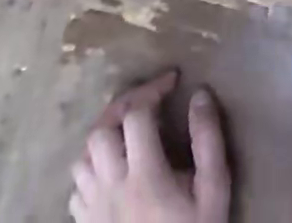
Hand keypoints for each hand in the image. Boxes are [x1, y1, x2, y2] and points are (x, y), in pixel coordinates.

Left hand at [71, 70, 230, 222]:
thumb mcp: (214, 192)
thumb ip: (208, 141)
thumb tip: (199, 94)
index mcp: (143, 175)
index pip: (136, 115)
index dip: (153, 89)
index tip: (173, 82)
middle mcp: (111, 187)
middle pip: (101, 130)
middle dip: (123, 108)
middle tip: (147, 104)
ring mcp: (93, 210)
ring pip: (82, 156)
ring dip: (104, 138)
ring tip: (127, 135)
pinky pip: (77, 188)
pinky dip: (91, 170)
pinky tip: (112, 172)